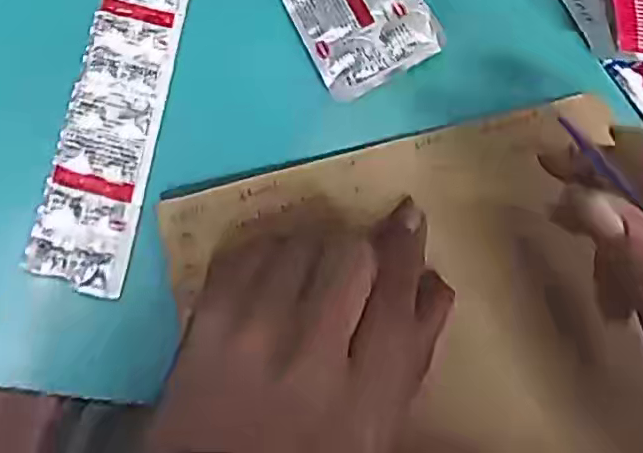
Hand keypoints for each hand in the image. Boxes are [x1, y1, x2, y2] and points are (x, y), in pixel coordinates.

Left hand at [144, 199, 455, 452]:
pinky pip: (251, 247)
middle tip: (358, 252)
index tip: (408, 215)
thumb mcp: (372, 429)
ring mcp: (252, 329)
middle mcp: (308, 357)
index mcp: (362, 403)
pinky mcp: (209, 313)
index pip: (395, 298)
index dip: (405, 247)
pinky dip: (269, 250)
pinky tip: (274, 271)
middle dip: (360, 246)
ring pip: (299, 241)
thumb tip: (433, 281)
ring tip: (313, 268)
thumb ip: (409, 358)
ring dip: (314, 245)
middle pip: (349, 255)